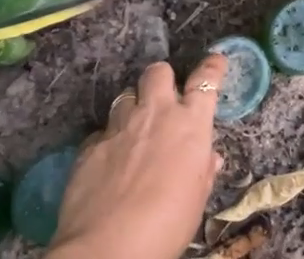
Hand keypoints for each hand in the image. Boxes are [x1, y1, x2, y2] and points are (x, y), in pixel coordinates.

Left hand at [49, 55, 227, 258]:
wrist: (107, 250)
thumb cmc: (167, 224)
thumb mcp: (197, 199)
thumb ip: (203, 170)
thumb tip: (208, 158)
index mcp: (191, 123)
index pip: (206, 78)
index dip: (212, 67)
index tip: (215, 64)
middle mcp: (156, 114)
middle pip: (157, 72)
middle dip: (161, 80)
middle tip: (162, 102)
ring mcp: (119, 128)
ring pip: (125, 97)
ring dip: (132, 110)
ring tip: (133, 133)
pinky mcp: (89, 148)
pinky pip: (101, 132)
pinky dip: (107, 141)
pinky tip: (108, 163)